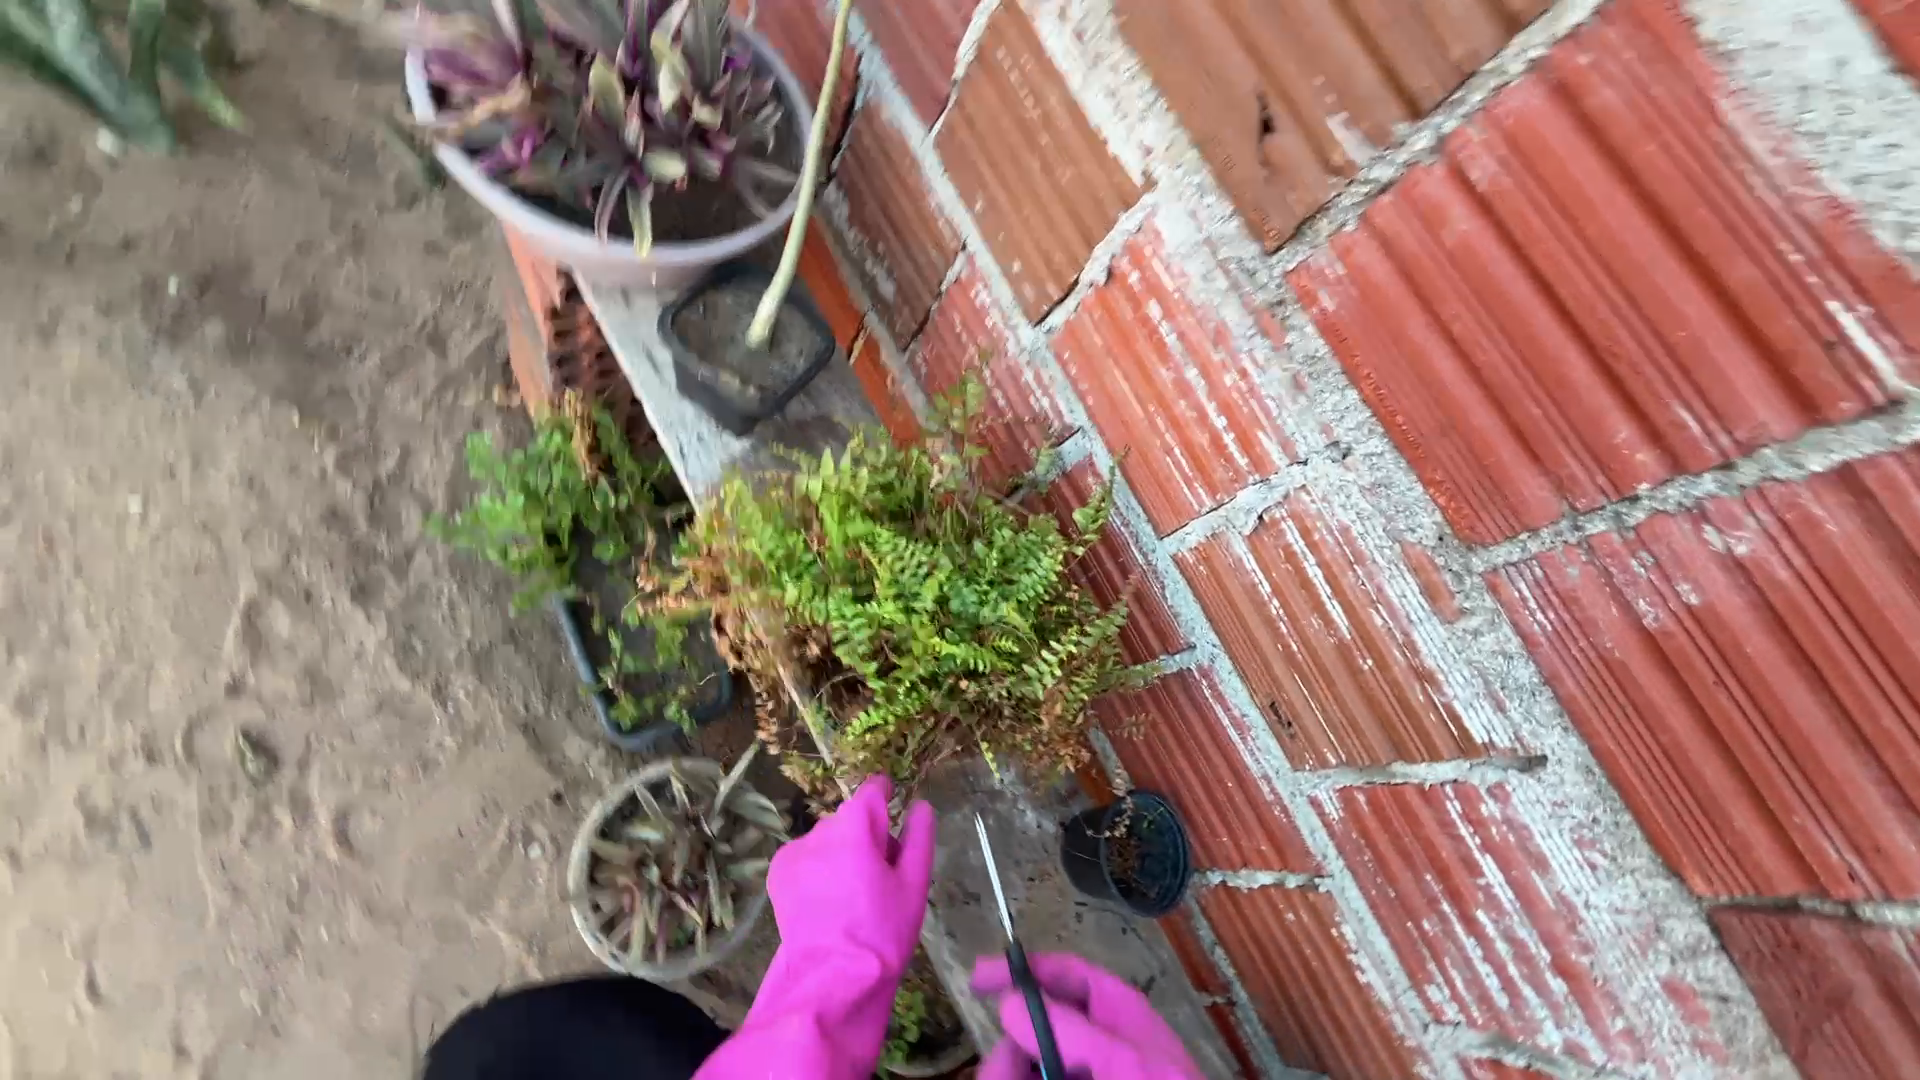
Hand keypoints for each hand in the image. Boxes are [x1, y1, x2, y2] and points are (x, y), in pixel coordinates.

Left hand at [766, 774, 935, 978]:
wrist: (832, 982)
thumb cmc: (881, 932)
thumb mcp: (914, 885)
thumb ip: (919, 838)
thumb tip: (921, 806)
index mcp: (854, 826)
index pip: (872, 790)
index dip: (886, 795)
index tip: (895, 806)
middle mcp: (820, 830)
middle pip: (852, 819)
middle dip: (868, 837)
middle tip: (881, 878)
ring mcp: (794, 852)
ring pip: (829, 840)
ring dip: (843, 853)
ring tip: (854, 897)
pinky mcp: (778, 874)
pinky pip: (808, 858)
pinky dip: (820, 869)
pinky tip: (829, 903)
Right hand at [971, 953, 1201, 1079]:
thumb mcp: (1123, 1063)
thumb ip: (1070, 1031)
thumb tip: (1011, 1002)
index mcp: (1115, 1013)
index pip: (1063, 972)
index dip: (1021, 970)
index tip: (978, 980)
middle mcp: (1098, 1041)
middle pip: (1037, 1025)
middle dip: (1011, 1049)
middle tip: (999, 1075)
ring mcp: (1087, 1073)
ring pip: (1030, 1064)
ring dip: (1011, 1075)